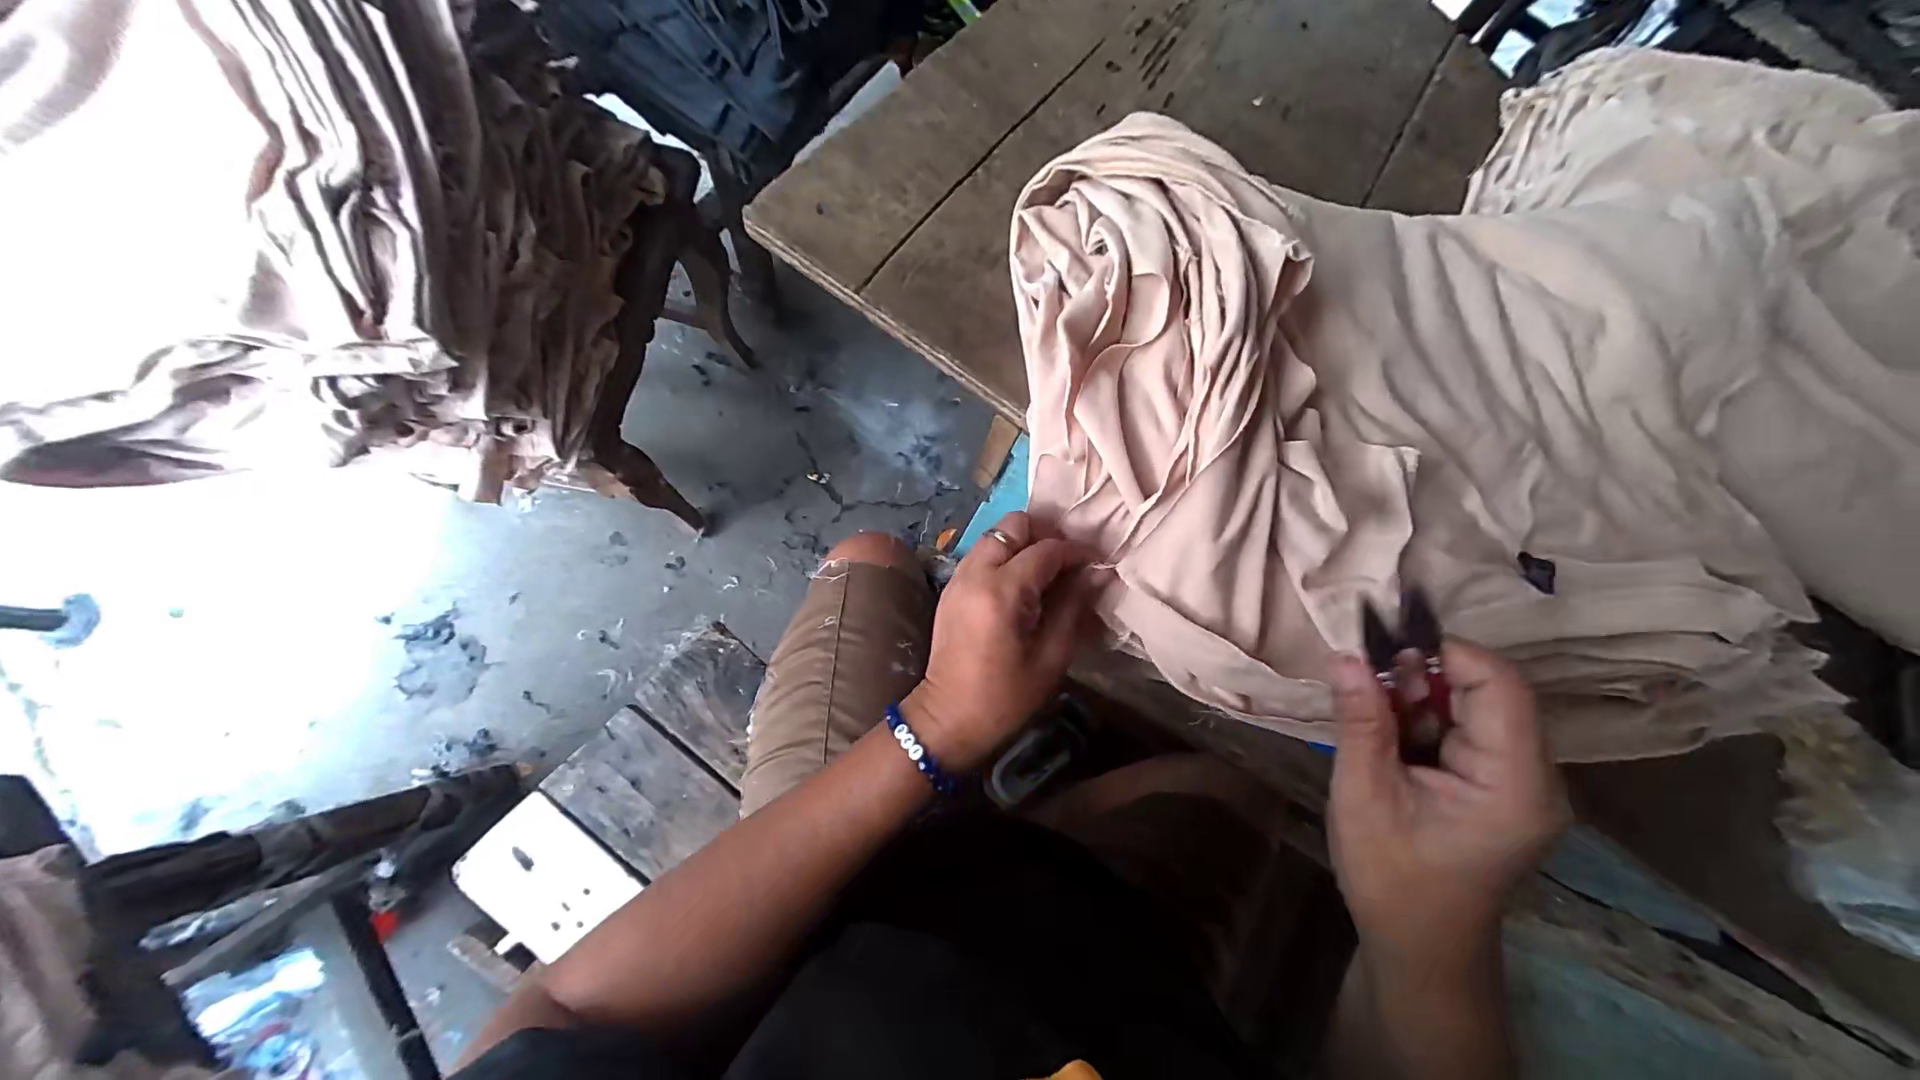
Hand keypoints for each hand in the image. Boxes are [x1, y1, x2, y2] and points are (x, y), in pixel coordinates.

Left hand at [903, 511, 1102, 770]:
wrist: (947, 717)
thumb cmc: (1004, 697)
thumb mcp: (1050, 657)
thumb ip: (1073, 607)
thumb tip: (1098, 573)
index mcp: (1001, 591)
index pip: (1046, 550)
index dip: (1076, 551)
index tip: (1097, 563)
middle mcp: (975, 573)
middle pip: (1013, 525)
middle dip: (1046, 534)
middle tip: (1068, 561)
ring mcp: (958, 578)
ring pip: (995, 535)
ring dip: (1023, 543)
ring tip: (1048, 572)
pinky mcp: (951, 588)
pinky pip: (981, 554)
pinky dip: (1004, 556)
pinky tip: (1022, 584)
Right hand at [1328, 639, 1568, 964]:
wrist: (1418, 939)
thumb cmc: (1390, 874)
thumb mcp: (1362, 794)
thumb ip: (1361, 721)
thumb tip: (1346, 656)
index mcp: (1514, 784)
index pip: (1500, 687)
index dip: (1446, 653)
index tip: (1380, 648)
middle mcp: (1535, 776)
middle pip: (1490, 692)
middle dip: (1423, 677)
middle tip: (1364, 684)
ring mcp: (1521, 780)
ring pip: (1474, 705)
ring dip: (1417, 697)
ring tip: (1370, 717)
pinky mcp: (1501, 783)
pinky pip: (1466, 727)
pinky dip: (1422, 718)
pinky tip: (1387, 736)